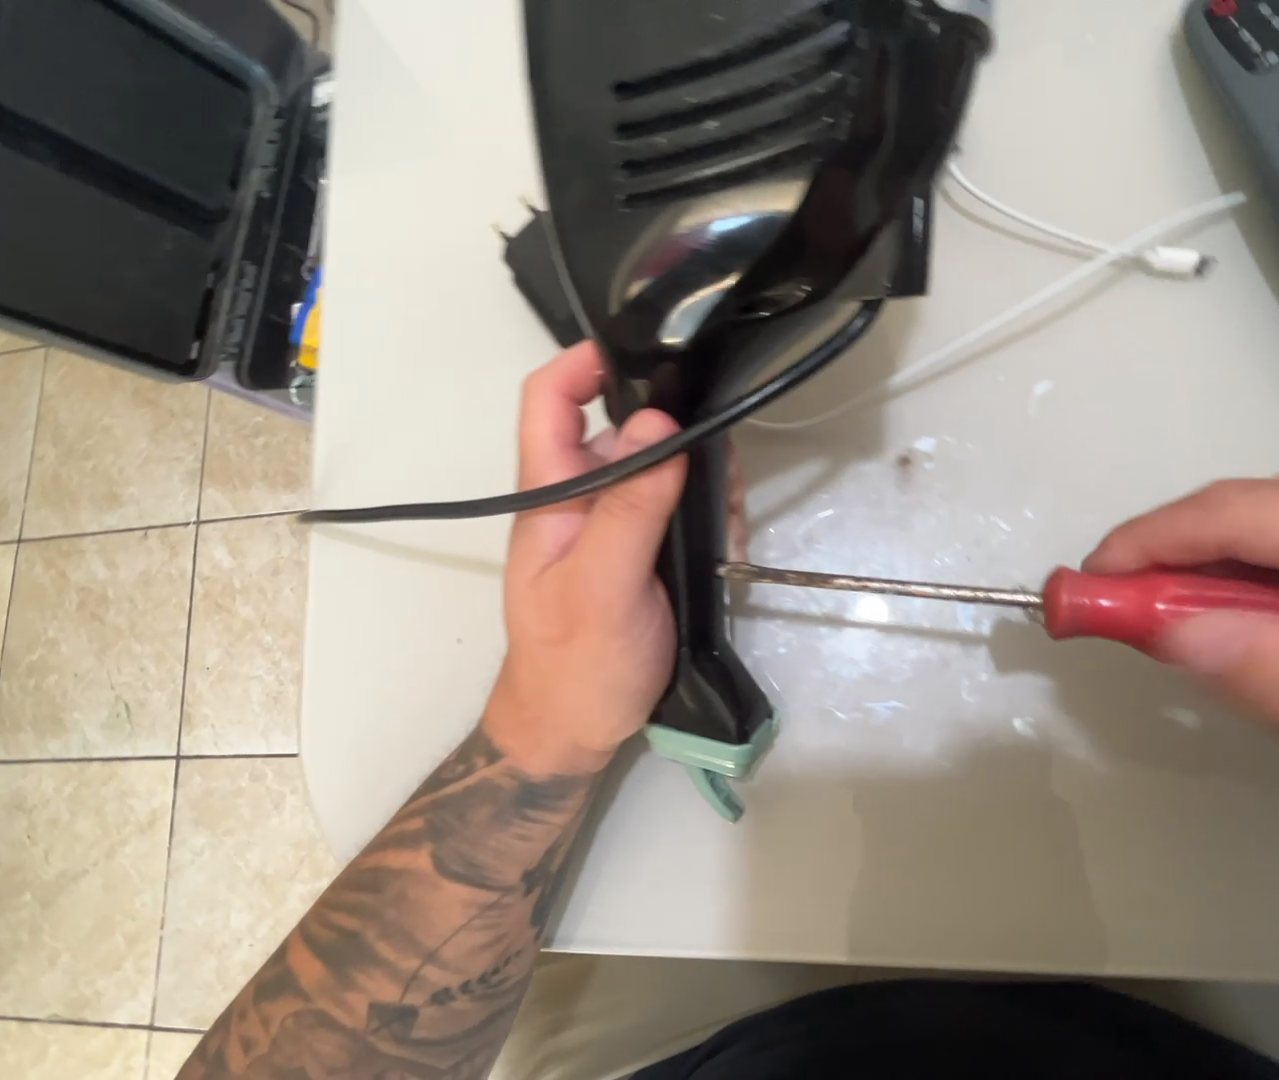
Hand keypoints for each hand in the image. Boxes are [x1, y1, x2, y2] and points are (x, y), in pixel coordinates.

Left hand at [483, 343, 685, 775]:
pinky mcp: (644, 550)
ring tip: (729, 520)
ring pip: (665, 468)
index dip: (584, 362)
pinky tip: (727, 544)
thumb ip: (628, 507)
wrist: (576, 730)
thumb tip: (660, 423)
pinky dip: (710, 515)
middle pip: (626, 427)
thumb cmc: (574, 665)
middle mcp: (582, 495)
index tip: (646, 348)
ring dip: (704, 481)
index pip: (550, 400)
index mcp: (550, 493)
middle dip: (679, 435)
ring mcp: (616, 523)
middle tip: (724, 471)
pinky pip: (681, 509)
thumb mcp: (601, 587)